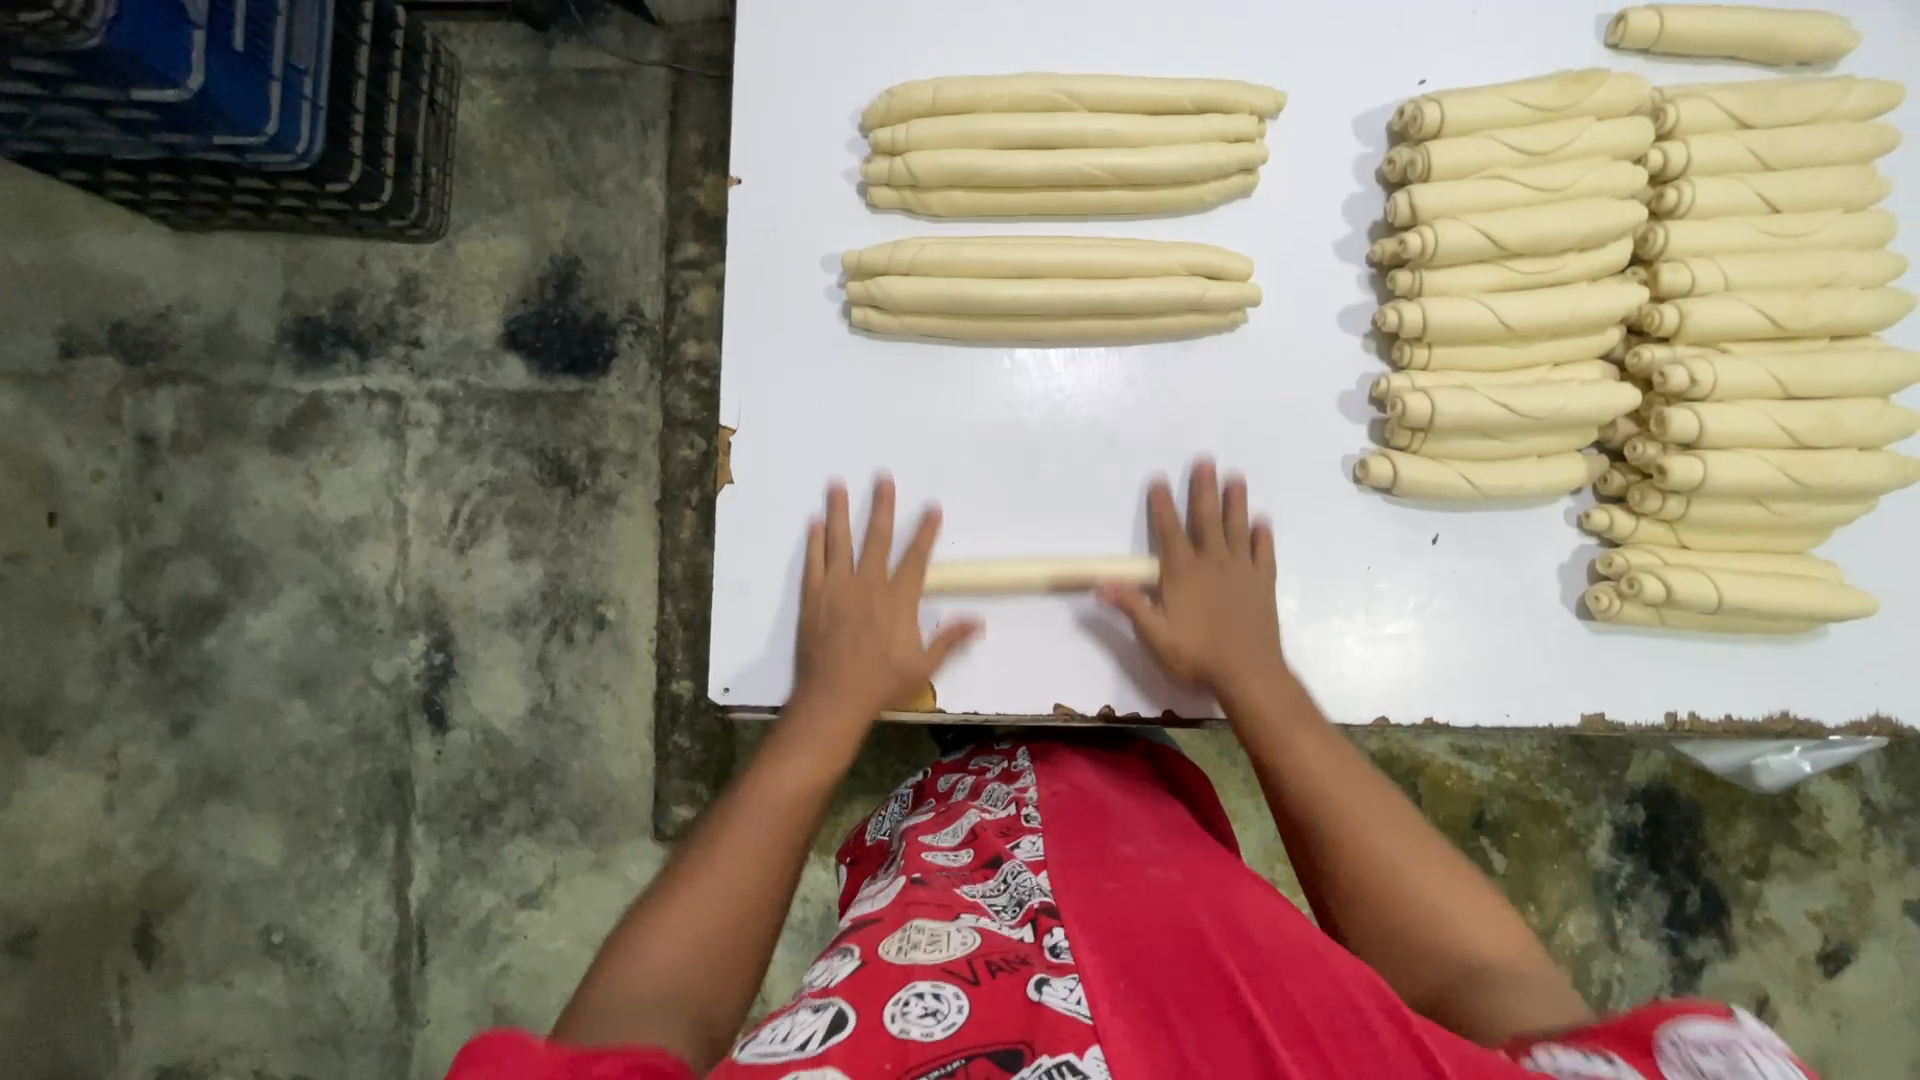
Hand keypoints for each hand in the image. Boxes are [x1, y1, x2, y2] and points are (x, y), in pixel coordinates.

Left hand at [791, 475, 981, 727]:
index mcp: (899, 599)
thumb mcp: (925, 665)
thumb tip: (980, 622)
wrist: (834, 698)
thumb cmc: (883, 684)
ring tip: (836, 484)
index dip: (926, 531)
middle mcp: (869, 584)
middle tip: (882, 477)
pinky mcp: (813, 597)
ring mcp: (838, 588)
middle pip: (877, 537)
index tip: (932, 507)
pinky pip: (814, 562)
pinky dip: (814, 541)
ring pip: (840, 541)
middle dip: (882, 505)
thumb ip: (950, 639)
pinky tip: (814, 523)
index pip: (916, 556)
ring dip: (840, 511)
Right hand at [1098, 459, 1284, 702]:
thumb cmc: (1196, 656)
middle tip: (1206, 460)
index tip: (1159, 479)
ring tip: (1236, 477)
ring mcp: (1242, 572)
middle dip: (1203, 489)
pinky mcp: (1264, 584)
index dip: (1162, 505)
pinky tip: (1262, 523)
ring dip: (1236, 502)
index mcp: (1183, 573)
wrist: (1249, 674)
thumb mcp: (1155, 635)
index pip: (1169, 531)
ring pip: (1237, 528)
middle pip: (1207, 519)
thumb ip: (1130, 605)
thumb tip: (1099, 581)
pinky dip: (1263, 536)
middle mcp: (1213, 563)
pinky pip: (1264, 553)